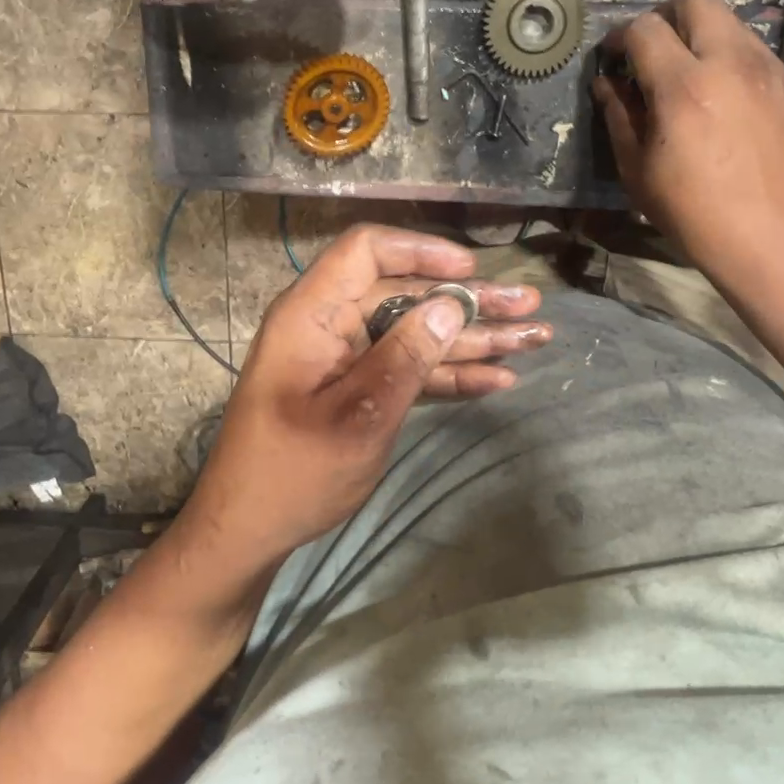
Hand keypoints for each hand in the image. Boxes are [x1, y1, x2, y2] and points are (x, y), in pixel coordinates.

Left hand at [178, 224, 549, 567]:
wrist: (248, 531)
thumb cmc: (293, 473)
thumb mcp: (358, 416)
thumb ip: (404, 358)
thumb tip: (449, 306)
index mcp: (311, 314)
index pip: (366, 251)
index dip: (421, 251)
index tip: (471, 270)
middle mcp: (329, 325)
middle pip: (404, 293)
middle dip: (467, 301)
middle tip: (529, 304)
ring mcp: (345, 359)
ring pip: (414, 333)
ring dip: (471, 338)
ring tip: (534, 338)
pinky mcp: (357, 390)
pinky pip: (407, 369)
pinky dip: (449, 373)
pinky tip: (498, 379)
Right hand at [592, 0, 783, 277]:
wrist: (775, 239)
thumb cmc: (694, 214)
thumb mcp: (638, 171)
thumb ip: (619, 117)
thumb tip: (607, 85)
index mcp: (684, 86)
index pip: (644, 28)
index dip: (620, 37)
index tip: (613, 58)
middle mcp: (731, 63)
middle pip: (696, 1)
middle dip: (665, 17)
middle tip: (653, 51)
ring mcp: (769, 71)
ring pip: (731, 23)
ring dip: (702, 37)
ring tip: (690, 77)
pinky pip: (756, 54)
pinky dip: (731, 62)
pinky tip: (724, 102)